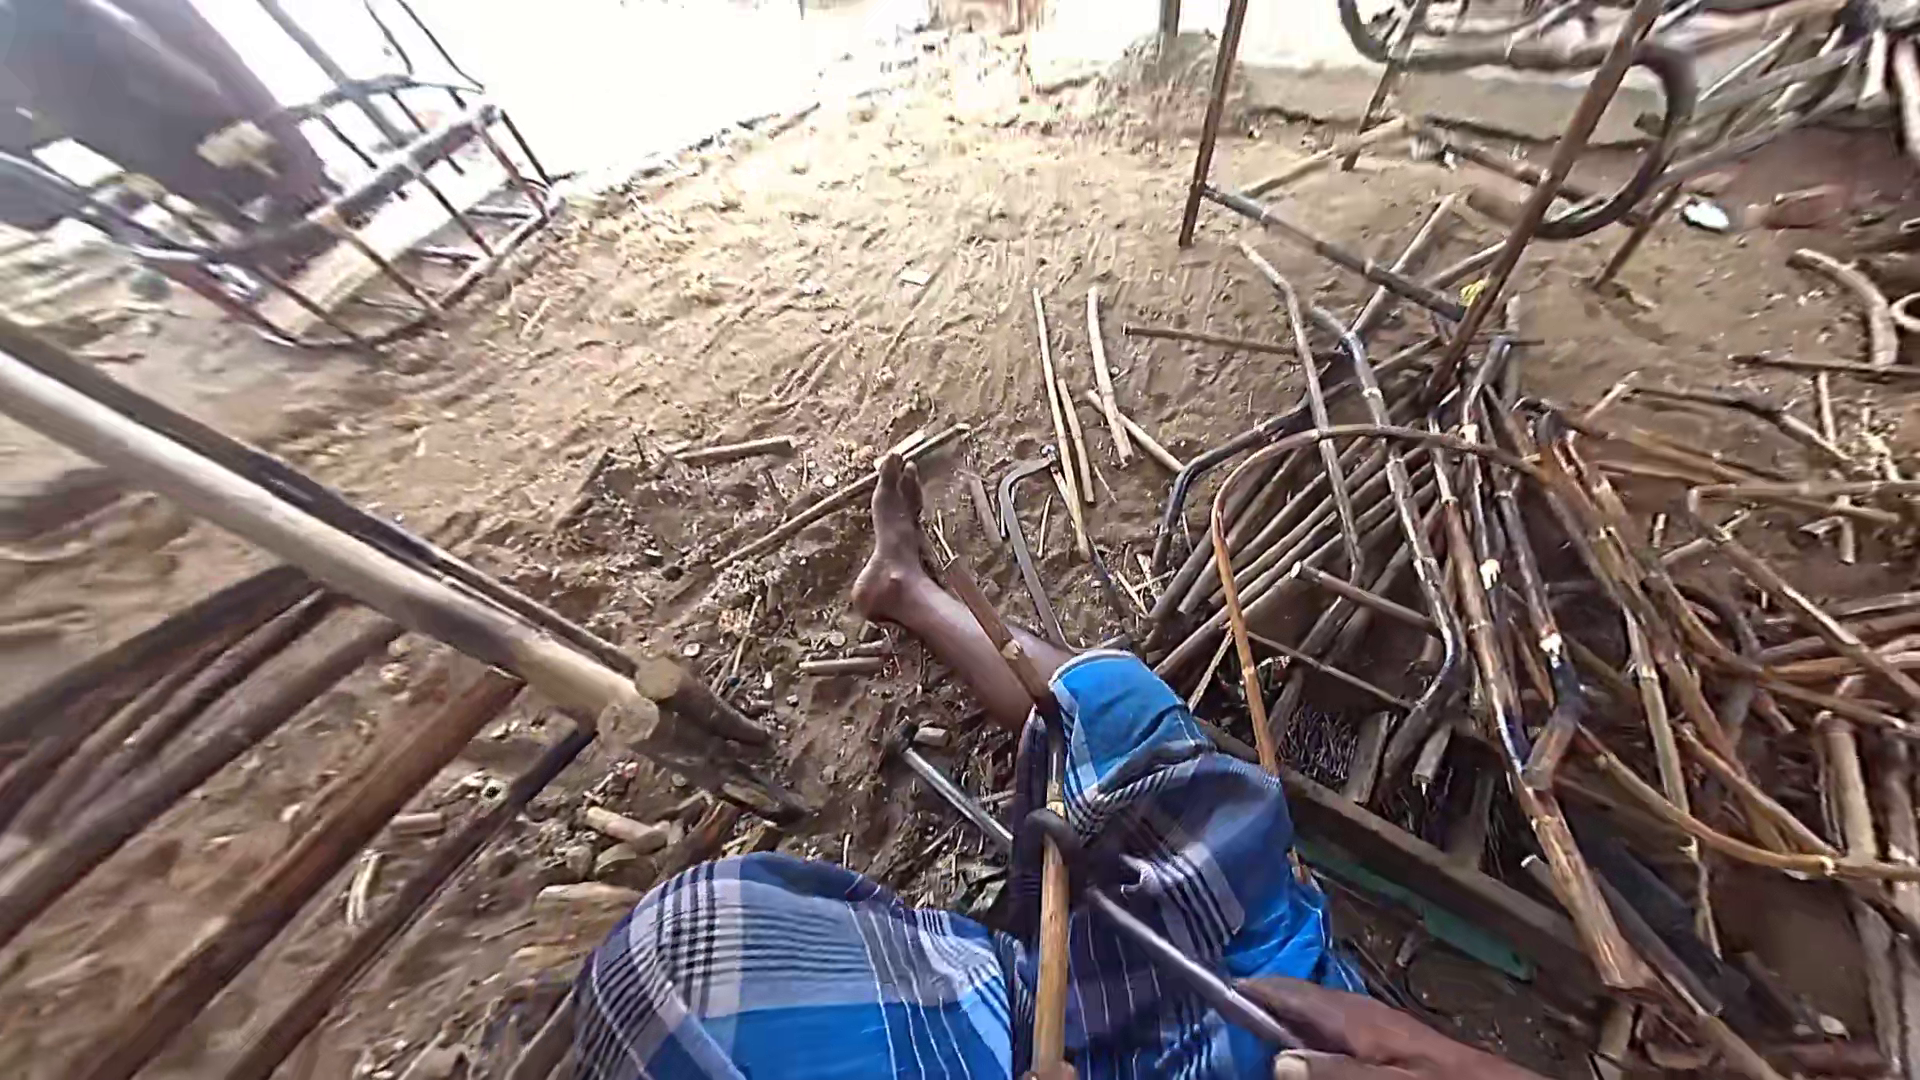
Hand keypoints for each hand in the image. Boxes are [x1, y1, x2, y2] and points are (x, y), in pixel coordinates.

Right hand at [1236, 977, 1546, 1079]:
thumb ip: (1339, 1073)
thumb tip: (1273, 1061)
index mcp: (1345, 1013)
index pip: (1277, 989)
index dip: (1240, 991)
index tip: (1204, 997)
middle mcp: (1347, 1016)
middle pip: (1286, 1010)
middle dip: (1255, 1021)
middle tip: (1223, 1041)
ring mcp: (1364, 1035)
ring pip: (1304, 1031)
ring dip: (1279, 1039)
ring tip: (1251, 1051)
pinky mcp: (1378, 1054)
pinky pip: (1327, 1047)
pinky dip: (1306, 1053)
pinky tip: (1302, 1062)